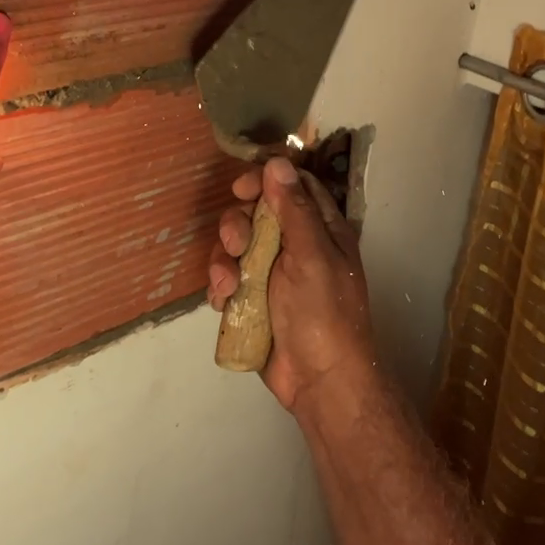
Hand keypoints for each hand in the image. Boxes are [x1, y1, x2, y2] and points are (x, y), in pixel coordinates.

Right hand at [207, 157, 375, 415]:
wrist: (319, 382)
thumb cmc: (325, 315)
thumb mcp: (312, 257)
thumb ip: (294, 210)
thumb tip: (278, 161)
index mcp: (321, 231)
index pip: (293, 187)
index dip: (267, 181)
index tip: (243, 188)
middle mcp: (296, 246)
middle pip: (256, 213)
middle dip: (238, 225)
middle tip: (238, 244)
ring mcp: (272, 274)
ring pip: (236, 245)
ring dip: (224, 259)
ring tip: (228, 284)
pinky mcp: (254, 299)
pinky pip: (227, 277)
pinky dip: (220, 285)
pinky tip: (222, 300)